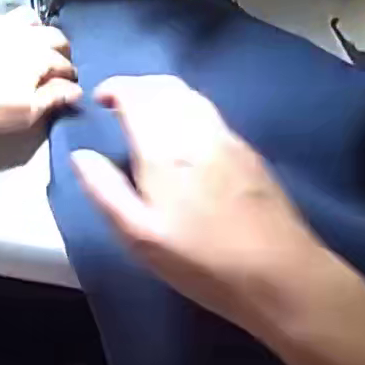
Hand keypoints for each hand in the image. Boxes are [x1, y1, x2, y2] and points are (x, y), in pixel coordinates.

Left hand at [0, 10, 81, 138]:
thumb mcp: (25, 112)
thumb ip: (53, 98)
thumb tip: (73, 90)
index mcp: (40, 56)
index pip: (65, 64)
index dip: (68, 76)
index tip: (65, 86)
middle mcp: (23, 33)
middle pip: (52, 35)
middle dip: (59, 48)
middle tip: (55, 62)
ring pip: (26, 17)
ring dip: (34, 28)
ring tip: (29, 41)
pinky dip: (0, 21)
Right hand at [71, 75, 345, 330]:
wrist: (284, 279)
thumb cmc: (202, 259)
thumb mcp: (138, 234)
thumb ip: (103, 189)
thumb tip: (80, 155)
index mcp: (163, 146)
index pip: (135, 94)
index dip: (114, 88)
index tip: (99, 101)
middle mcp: (195, 130)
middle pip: (162, 85)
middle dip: (135, 86)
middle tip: (118, 105)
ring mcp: (226, 138)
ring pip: (188, 94)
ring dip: (160, 92)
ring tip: (145, 115)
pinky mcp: (247, 151)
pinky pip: (207, 110)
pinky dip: (184, 106)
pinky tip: (181, 133)